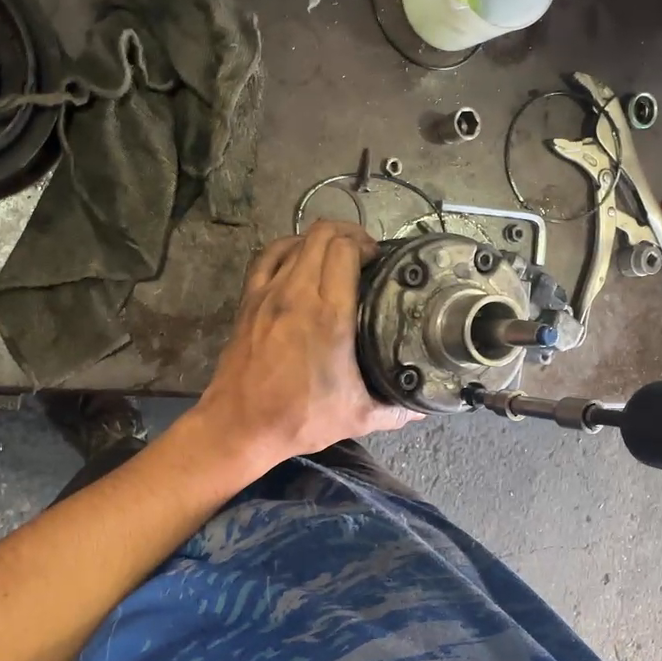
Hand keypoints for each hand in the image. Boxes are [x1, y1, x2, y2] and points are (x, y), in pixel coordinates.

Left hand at [188, 221, 419, 472]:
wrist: (240, 426)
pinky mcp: (249, 301)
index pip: (345, 250)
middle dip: (348, 235)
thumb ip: (394, 410)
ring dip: (319, 239)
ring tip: (336, 253)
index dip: (365, 245)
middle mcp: (297, 294)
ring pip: (295, 241)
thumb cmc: (300, 419)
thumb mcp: (357, 417)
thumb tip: (420, 407)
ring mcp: (268, 294)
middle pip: (322, 236)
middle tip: (364, 253)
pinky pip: (267, 257)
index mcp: (329, 315)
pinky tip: (298, 256)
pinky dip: (287, 247)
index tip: (379, 260)